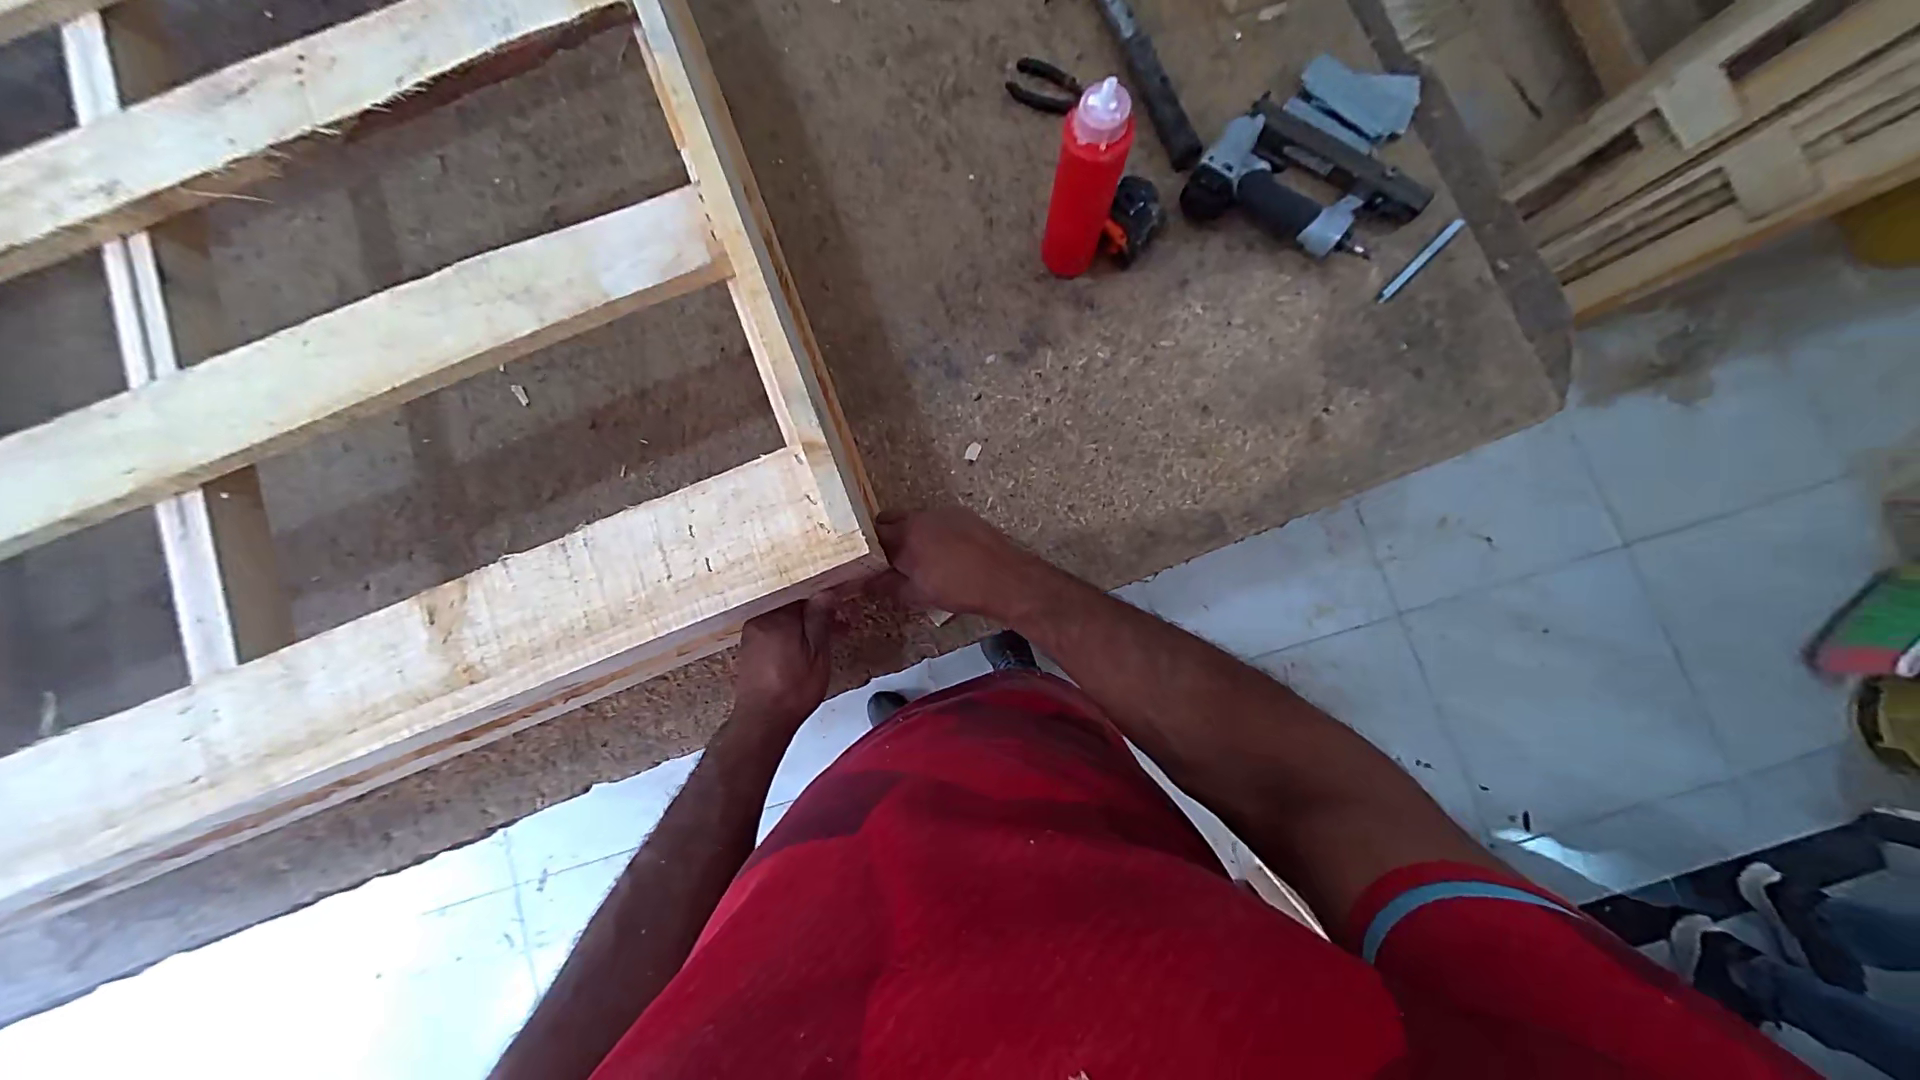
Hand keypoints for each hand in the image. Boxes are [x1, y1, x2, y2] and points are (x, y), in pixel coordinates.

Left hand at [731, 598, 833, 730]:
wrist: (762, 721)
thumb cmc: (792, 690)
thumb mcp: (817, 652)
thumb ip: (820, 618)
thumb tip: (825, 592)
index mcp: (778, 617)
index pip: (804, 594)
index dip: (826, 601)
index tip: (840, 610)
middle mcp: (760, 621)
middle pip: (793, 606)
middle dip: (816, 615)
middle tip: (838, 628)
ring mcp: (752, 635)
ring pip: (784, 620)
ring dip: (804, 627)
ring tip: (824, 644)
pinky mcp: (750, 650)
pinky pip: (774, 633)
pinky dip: (790, 638)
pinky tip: (804, 653)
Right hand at [866, 508, 1062, 624]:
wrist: (1005, 578)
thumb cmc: (959, 590)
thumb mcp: (917, 595)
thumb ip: (887, 586)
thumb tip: (866, 584)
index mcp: (903, 537)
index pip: (869, 535)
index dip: (863, 549)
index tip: (862, 562)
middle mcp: (918, 518)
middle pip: (887, 521)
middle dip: (882, 538)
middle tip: (886, 561)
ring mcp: (940, 513)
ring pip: (912, 519)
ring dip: (907, 534)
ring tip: (916, 559)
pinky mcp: (960, 514)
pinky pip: (934, 519)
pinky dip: (929, 532)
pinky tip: (941, 552)